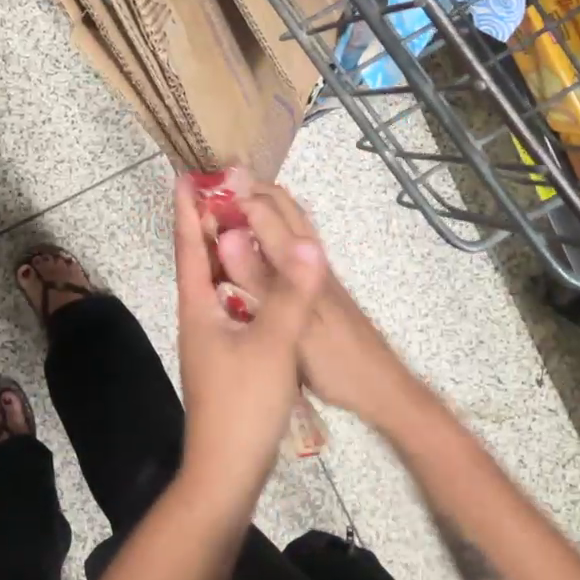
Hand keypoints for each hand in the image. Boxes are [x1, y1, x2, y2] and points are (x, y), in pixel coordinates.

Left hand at [172, 175, 323, 503]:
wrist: (226, 470)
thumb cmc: (242, 404)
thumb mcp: (273, 345)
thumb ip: (291, 294)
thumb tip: (309, 242)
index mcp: (198, 306)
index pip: (188, 245)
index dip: (187, 209)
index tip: (186, 175)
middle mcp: (197, 315)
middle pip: (197, 260)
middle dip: (205, 223)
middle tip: (220, 187)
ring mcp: (209, 338)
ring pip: (213, 283)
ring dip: (221, 251)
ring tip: (237, 222)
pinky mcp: (224, 356)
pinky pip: (228, 303)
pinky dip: (238, 282)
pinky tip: (256, 283)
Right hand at [211, 179, 432, 429]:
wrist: (382, 389)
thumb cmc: (335, 360)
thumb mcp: (289, 325)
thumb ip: (258, 280)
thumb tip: (227, 234)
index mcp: (299, 262)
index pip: (263, 211)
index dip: (231, 197)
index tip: (198, 193)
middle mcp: (308, 256)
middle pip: (281, 205)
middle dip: (248, 190)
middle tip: (210, 192)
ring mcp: (314, 269)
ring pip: (289, 221)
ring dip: (260, 205)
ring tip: (225, 208)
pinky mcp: (316, 284)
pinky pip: (289, 242)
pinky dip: (268, 230)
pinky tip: (250, 248)